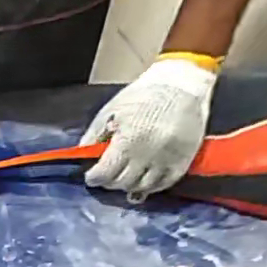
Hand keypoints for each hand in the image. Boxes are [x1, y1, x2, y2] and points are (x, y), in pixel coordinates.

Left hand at [82, 58, 216, 199]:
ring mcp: (169, 156)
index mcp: (129, 142)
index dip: (93, 177)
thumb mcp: (107, 115)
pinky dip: (151, 185)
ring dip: (129, 184)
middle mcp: (149, 153)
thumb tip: (80, 161)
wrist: (183, 80)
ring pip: (142, 187)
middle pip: (121, 183)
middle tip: (109, 172)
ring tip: (126, 173)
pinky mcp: (186, 156)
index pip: (103, 175)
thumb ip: (91, 140)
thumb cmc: (140, 97)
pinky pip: (165, 183)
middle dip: (110, 180)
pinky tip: (143, 177)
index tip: (92, 173)